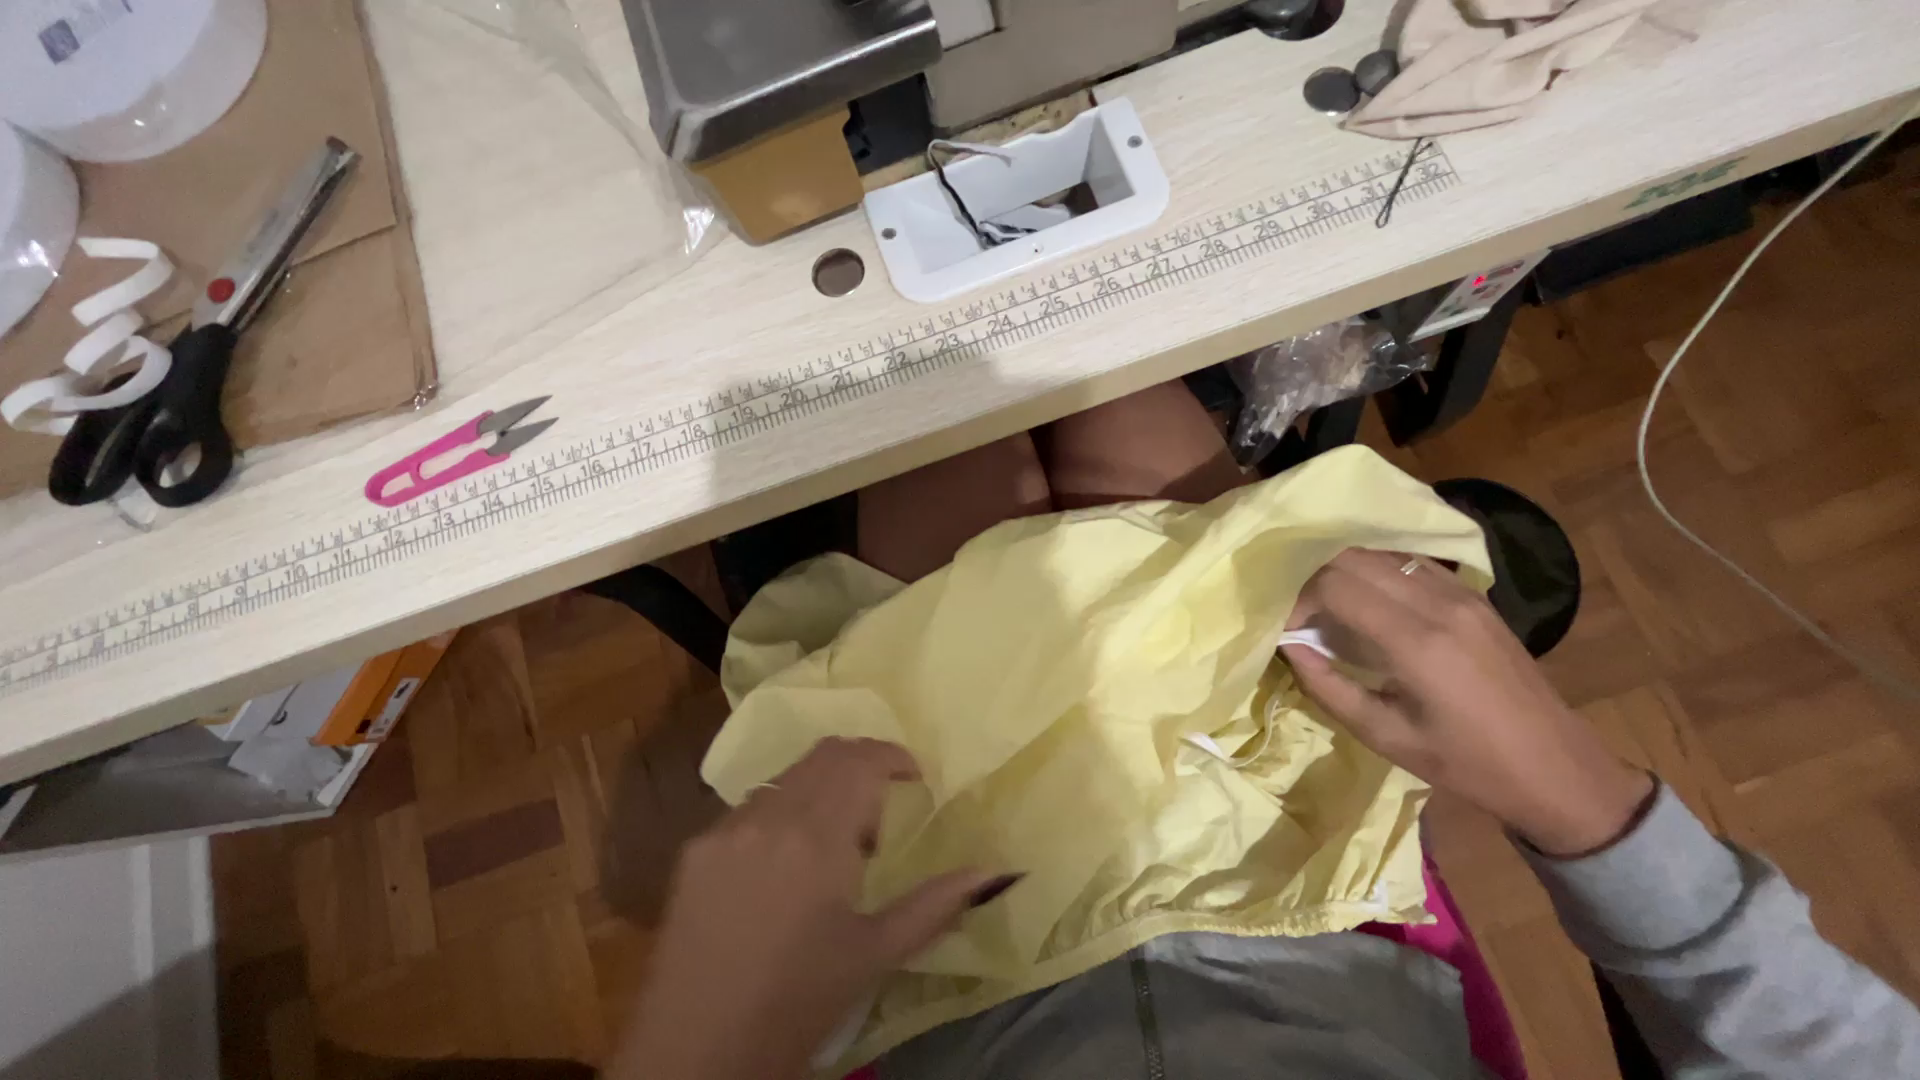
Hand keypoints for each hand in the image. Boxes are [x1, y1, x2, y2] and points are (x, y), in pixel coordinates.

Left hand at [610, 737, 1015, 1079]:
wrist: (693, 1053)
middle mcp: (768, 817)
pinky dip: (782, 814)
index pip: (859, 760)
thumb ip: (936, 904)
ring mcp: (724, 829)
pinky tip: (784, 868)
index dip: (892, 756)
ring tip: (833, 845)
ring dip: (819, 789)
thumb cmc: (797, 1004)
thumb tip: (994, 872)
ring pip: (785, 778)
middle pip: (823, 756)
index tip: (914, 780)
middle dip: (860, 766)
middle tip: (882, 811)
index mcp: (816, 837)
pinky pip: (750, 808)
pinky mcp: (694, 850)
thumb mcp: (874, 955)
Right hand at [1282, 549, 1652, 856]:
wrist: (1557, 769)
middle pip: (1354, 557)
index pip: (1335, 585)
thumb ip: (1327, 686)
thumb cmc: (1466, 764)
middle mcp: (1439, 603)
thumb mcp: (1384, 736)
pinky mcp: (1475, 596)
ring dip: (1344, 569)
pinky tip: (1366, 602)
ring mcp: (1462, 593)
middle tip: (1299, 614)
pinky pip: (1410, 564)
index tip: (1286, 630)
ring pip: (1382, 553)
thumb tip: (1287, 646)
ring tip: (1326, 605)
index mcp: (1417, 641)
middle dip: (1313, 577)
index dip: (1298, 600)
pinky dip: (1375, 572)